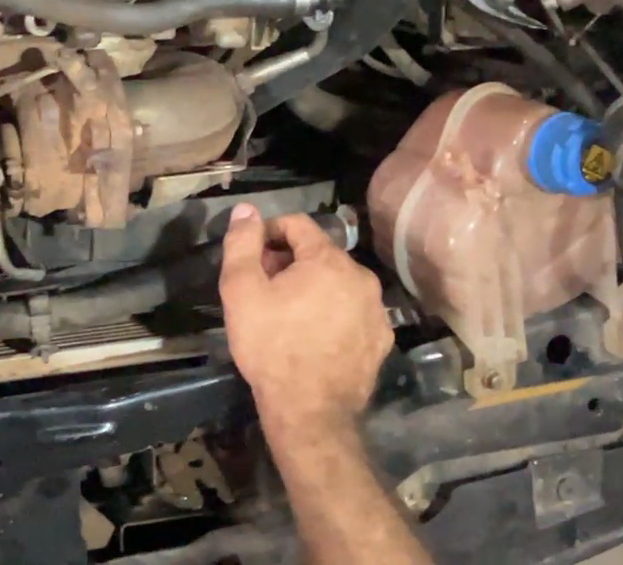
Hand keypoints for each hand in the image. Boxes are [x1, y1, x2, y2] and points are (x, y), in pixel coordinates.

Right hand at [220, 203, 392, 440]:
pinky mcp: (381, 340)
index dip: (268, 233)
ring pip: (337, 282)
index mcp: (329, 260)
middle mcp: (361, 278)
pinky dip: (332, 312)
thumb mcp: (241, 289)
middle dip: (289, 261)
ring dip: (311, 286)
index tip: (251, 256)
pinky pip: (351, 310)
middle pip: (318, 253)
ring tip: (286, 313)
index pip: (297, 224)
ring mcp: (377, 311)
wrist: (309, 413)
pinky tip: (312, 335)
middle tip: (263, 287)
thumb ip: (242, 243)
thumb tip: (246, 209)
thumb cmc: (271, 345)